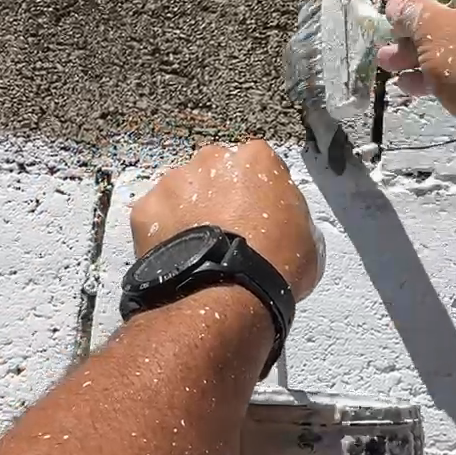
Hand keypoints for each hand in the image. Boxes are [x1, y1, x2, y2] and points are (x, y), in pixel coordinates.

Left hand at [130, 141, 320, 301]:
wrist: (228, 296)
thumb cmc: (276, 267)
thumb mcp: (309, 239)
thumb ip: (292, 215)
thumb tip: (281, 223)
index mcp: (257, 159)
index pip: (260, 165)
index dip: (260, 193)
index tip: (260, 217)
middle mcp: (213, 158)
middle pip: (217, 171)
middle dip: (221, 195)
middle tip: (228, 232)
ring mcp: (175, 181)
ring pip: (184, 192)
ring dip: (190, 212)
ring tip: (201, 248)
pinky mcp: (147, 208)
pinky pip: (157, 217)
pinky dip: (164, 232)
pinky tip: (179, 257)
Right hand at [375, 0, 455, 139]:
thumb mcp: (432, 27)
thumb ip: (409, 10)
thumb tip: (397, 5)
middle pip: (448, 3)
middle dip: (410, 23)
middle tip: (386, 36)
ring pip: (453, 36)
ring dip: (416, 49)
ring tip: (387, 63)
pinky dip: (437, 69)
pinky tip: (408, 84)